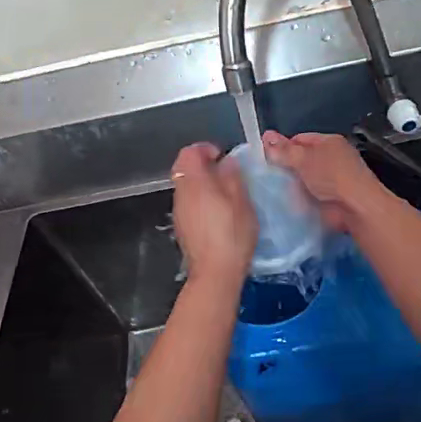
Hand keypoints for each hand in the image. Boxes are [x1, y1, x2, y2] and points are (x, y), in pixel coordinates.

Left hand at [170, 143, 256, 282]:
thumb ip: (233, 177)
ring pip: (185, 187)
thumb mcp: (242, 202)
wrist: (215, 272)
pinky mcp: (181, 227)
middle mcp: (181, 193)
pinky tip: (217, 213)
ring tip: (224, 193)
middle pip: (184, 168)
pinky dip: (199, 199)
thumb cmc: (232, 234)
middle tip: (224, 173)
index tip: (222, 157)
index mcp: (195, 182)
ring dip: (201, 183)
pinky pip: (188, 203)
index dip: (205, 149)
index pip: (189, 153)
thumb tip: (227, 162)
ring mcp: (179, 211)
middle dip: (202, 165)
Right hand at [261, 131, 393, 232]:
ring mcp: (330, 181)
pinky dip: (297, 199)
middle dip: (284, 168)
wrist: (356, 208)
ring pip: (302, 180)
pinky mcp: (328, 200)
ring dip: (289, 186)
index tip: (265, 156)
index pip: (299, 139)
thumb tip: (266, 136)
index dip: (282, 147)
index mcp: (328, 142)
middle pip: (300, 160)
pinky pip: (307, 196)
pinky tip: (283, 203)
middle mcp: (331, 159)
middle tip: (264, 175)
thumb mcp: (303, 158)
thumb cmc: (332, 176)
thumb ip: (283, 150)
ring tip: (270, 190)